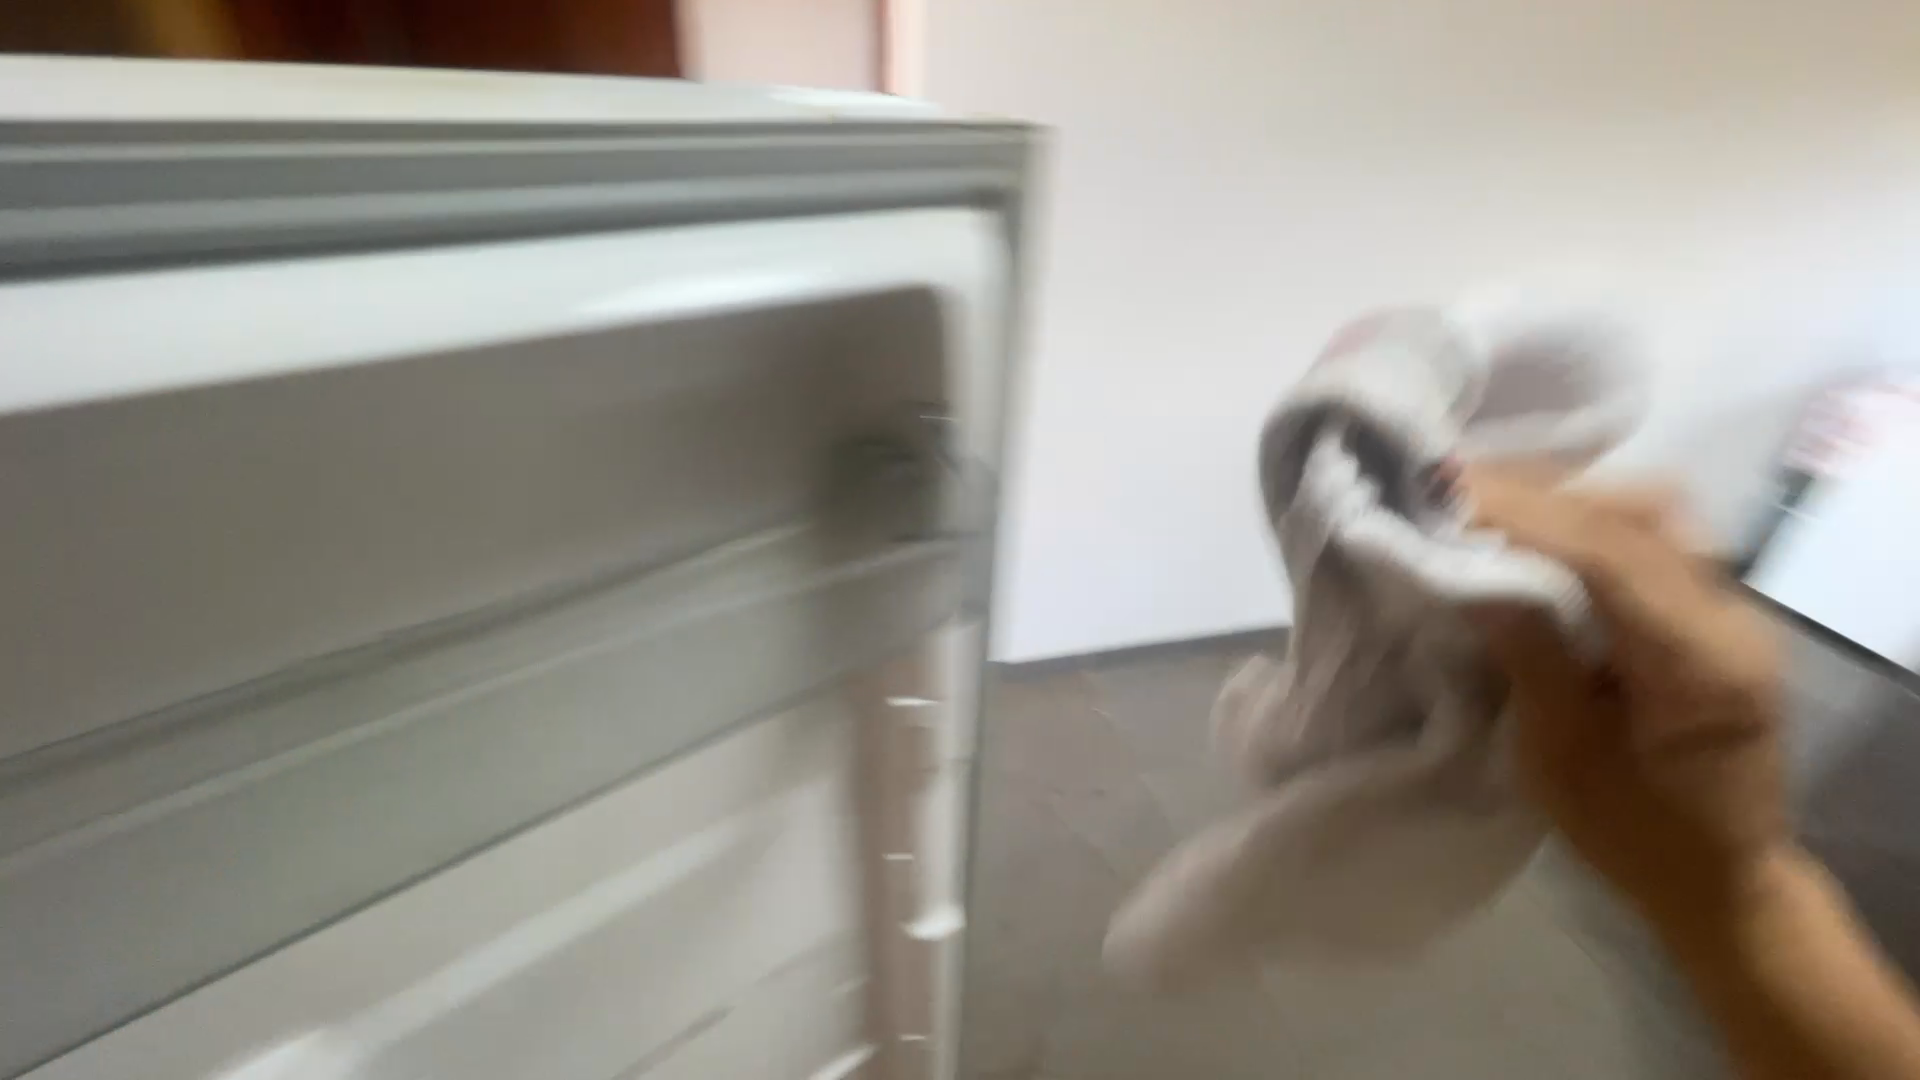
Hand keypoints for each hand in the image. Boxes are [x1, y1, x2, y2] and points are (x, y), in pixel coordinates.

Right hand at [1464, 467, 1790, 930]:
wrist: (1715, 871)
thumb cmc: (1630, 829)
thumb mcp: (1559, 752)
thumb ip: (1527, 652)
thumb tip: (1469, 573)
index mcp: (1702, 664)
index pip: (1613, 557)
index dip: (1522, 516)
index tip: (1441, 494)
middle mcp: (1730, 617)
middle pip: (1642, 511)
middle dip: (1539, 490)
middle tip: (1447, 489)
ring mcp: (1724, 605)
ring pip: (1648, 509)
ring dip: (1558, 495)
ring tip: (1477, 500)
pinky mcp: (1701, 605)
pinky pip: (1642, 532)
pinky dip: (1574, 514)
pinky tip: (1521, 522)